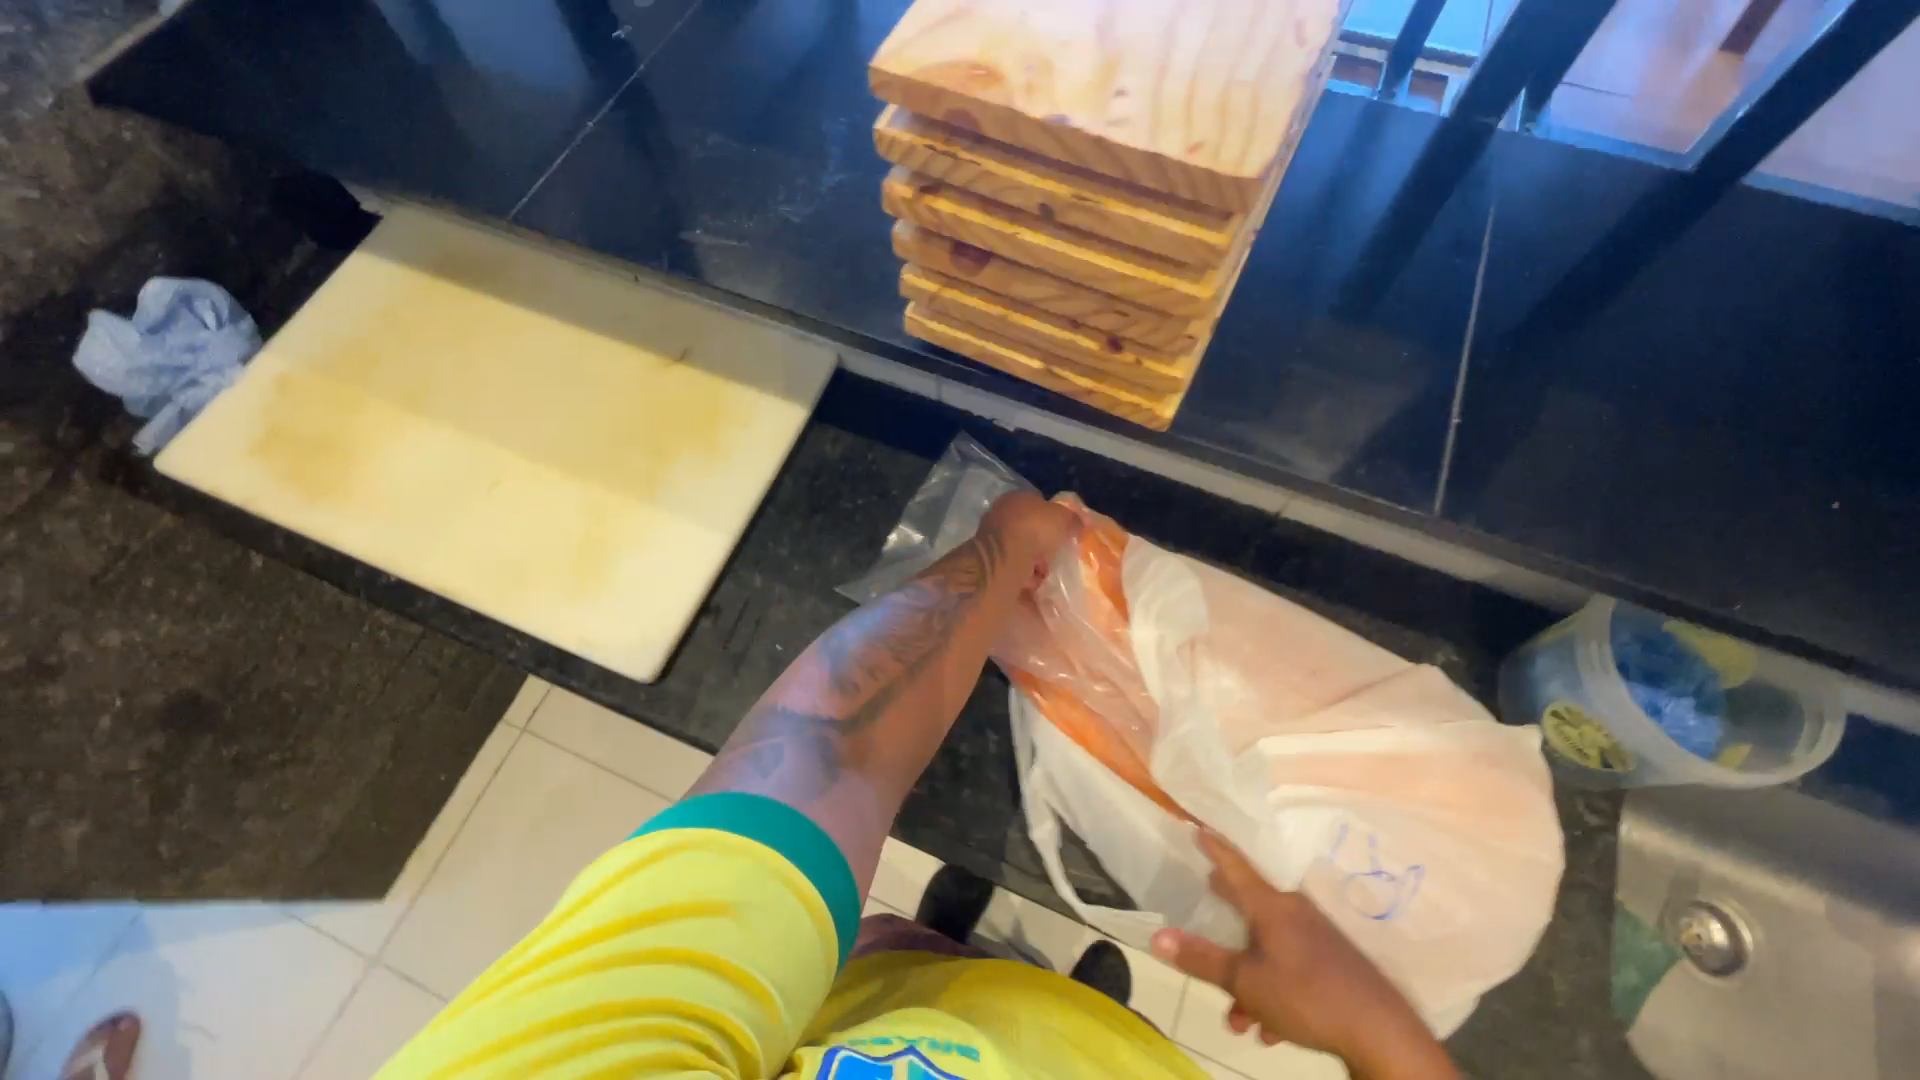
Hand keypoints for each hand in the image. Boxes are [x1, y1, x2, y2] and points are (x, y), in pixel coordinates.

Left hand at [979, 492, 1079, 587]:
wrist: (1004, 561)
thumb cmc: (1034, 530)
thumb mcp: (1063, 518)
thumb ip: (1073, 520)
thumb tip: (1080, 525)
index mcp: (1016, 499)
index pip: (1037, 505)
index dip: (1053, 519)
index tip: (1066, 534)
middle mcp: (1000, 517)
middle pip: (1029, 532)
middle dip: (1044, 546)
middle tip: (1059, 557)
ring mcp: (993, 544)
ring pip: (1021, 555)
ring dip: (1035, 566)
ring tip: (1049, 575)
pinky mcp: (991, 567)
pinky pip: (1015, 574)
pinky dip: (1026, 581)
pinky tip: (1038, 587)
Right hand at [1151, 830, 1458, 1079]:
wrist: (1381, 1032)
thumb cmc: (1305, 996)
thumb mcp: (1244, 981)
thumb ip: (1201, 959)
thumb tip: (1157, 937)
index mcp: (1271, 906)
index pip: (1236, 866)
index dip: (1215, 847)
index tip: (1198, 826)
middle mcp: (1295, 912)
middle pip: (1251, 905)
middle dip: (1226, 917)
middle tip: (1208, 903)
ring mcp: (1318, 937)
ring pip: (1270, 948)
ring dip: (1249, 978)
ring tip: (1238, 1015)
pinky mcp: (1334, 964)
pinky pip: (1291, 969)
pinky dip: (1274, 992)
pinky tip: (1271, 1028)